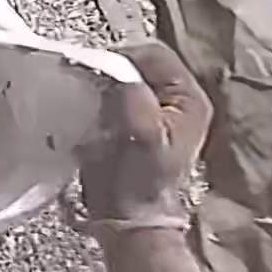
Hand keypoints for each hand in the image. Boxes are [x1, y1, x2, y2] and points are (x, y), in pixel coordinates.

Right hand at [81, 42, 211, 227]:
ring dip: (98, 85)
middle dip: (108, 70)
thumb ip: (132, 97)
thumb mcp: (144, 135)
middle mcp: (172, 101)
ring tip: (84, 97)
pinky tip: (85, 110)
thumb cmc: (142, 181)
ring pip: (119, 80)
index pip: (154, 54)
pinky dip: (94, 99)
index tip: (94, 70)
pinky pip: (107, 97)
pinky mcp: (127, 123)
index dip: (122, 57)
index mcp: (187, 99)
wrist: (129, 217)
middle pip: (135, 65)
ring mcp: (149, 112)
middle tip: (85, 83)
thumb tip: (111, 71)